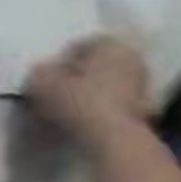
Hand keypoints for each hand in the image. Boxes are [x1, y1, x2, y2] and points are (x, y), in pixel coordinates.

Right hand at [25, 37, 153, 141]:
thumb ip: (37, 76)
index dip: (57, 64)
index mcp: (108, 43)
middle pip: (95, 64)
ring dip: (89, 93)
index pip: (77, 46)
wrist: (114, 137)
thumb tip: (38, 74)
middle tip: (56, 96)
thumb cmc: (79, 104)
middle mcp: (130, 55)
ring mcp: (141, 80)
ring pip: (106, 82)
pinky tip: (85, 122)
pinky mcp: (143, 105)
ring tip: (69, 112)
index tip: (44, 83)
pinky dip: (100, 108)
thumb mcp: (44, 87)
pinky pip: (114, 101)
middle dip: (76, 77)